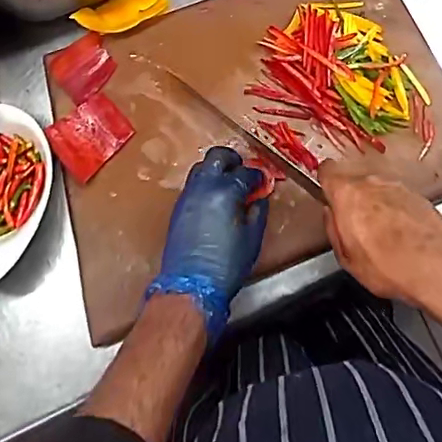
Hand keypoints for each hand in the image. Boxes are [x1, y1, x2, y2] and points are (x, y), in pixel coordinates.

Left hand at [147, 146, 268, 341]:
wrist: (191, 285)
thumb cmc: (225, 265)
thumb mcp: (252, 238)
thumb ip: (258, 212)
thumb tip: (258, 199)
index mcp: (227, 192)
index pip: (246, 172)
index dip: (258, 175)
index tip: (262, 181)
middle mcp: (205, 187)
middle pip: (218, 156)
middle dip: (233, 159)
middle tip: (243, 170)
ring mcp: (189, 194)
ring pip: (202, 167)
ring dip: (216, 169)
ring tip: (227, 183)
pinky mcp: (179, 206)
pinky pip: (193, 183)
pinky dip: (205, 183)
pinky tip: (214, 198)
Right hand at [319, 159, 441, 303]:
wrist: (433, 264)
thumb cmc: (385, 264)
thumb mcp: (346, 258)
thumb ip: (333, 229)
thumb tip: (331, 215)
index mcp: (346, 193)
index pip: (328, 170)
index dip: (326, 180)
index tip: (327, 194)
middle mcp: (371, 182)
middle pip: (355, 183)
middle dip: (354, 200)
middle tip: (358, 228)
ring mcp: (397, 186)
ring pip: (378, 191)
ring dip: (378, 206)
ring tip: (384, 237)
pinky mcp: (418, 196)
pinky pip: (399, 200)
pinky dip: (398, 212)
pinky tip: (403, 236)